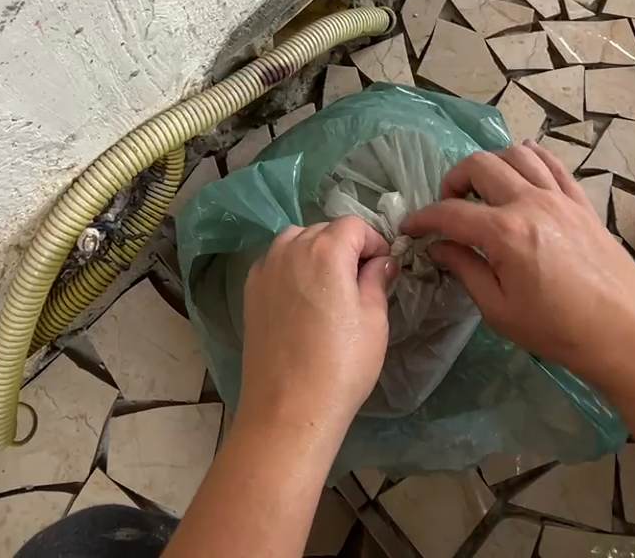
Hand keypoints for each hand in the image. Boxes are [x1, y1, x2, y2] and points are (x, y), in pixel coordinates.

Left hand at [237, 216, 396, 438]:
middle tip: (361, 279)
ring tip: (330, 286)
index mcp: (325, 251)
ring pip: (296, 240)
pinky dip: (292, 266)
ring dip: (316, 251)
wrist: (288, 408)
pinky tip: (302, 296)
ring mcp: (266, 267)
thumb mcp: (373, 321)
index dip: (374, 241)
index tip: (383, 267)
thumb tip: (382, 262)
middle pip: (324, 229)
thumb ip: (377, 281)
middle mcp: (290, 248)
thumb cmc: (341, 365)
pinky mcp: (251, 288)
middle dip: (346, 246)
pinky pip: (276, 261)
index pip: (354, 225)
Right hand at [401, 142, 634, 395]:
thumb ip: (465, 270)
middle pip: (479, 165)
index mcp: (505, 233)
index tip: (410, 228)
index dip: (423, 218)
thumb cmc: (560, 332)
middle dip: (453, 181)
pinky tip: (520, 171)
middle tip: (449, 207)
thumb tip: (439, 247)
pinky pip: (551, 162)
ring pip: (515, 153)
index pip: (450, 212)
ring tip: (484, 190)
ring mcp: (559, 197)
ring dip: (490, 164)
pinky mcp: (582, 202)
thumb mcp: (500, 310)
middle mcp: (530, 202)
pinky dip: (529, 157)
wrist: (629, 337)